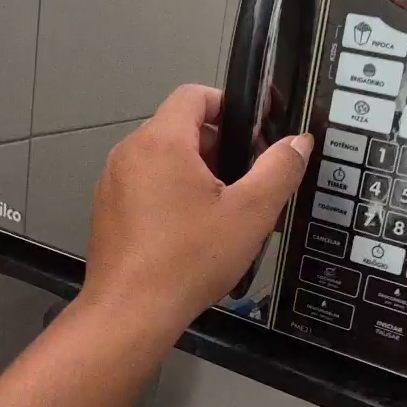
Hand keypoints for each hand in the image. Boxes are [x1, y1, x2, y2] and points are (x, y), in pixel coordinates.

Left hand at [80, 84, 312, 329]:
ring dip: (196, 173)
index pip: (195, 94)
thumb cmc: (188, 260)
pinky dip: (171, 194)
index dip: (229, 105)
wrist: (132, 312)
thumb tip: (297, 143)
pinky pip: (145, 185)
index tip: (252, 131)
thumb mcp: (250, 213)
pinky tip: (192, 231)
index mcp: (161, 142)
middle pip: (180, 128)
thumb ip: (279, 169)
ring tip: (223, 211)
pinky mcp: (108, 210)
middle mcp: (129, 153)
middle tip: (245, 181)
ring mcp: (113, 182)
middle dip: (218, 147)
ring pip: (163, 159)